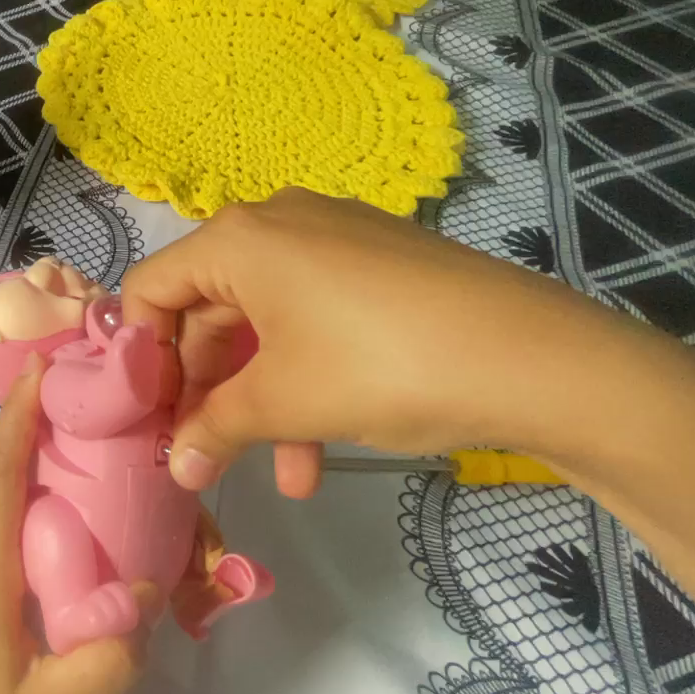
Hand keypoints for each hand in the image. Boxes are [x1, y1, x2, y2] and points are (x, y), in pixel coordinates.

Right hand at [119, 188, 680, 495]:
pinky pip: (311, 314)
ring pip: (263, 321)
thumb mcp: (283, 403)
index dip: (141, 356)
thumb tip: (175, 469)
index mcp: (236, 239)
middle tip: (202, 446)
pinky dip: (303, 373)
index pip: (150, 290)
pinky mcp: (377, 262)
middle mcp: (276, 223)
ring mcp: (332, 238)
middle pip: (206, 308)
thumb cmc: (382, 366)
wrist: (552, 364)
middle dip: (204, 386)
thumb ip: (213, 430)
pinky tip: (319, 447)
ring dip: (258, 396)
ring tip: (274, 468)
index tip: (150, 413)